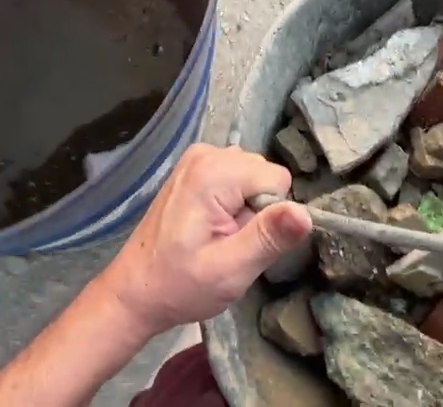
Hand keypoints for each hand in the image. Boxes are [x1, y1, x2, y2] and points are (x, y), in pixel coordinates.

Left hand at [95, 144, 313, 335]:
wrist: (137, 288)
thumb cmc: (181, 285)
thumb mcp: (230, 270)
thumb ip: (269, 238)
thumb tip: (306, 213)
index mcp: (212, 172)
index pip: (277, 179)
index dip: (271, 215)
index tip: (245, 240)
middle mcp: (206, 153)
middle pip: (264, 173)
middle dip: (258, 209)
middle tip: (230, 242)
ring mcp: (197, 157)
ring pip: (252, 175)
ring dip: (245, 206)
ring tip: (219, 235)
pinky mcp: (194, 166)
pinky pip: (235, 176)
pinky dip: (232, 200)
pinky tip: (212, 224)